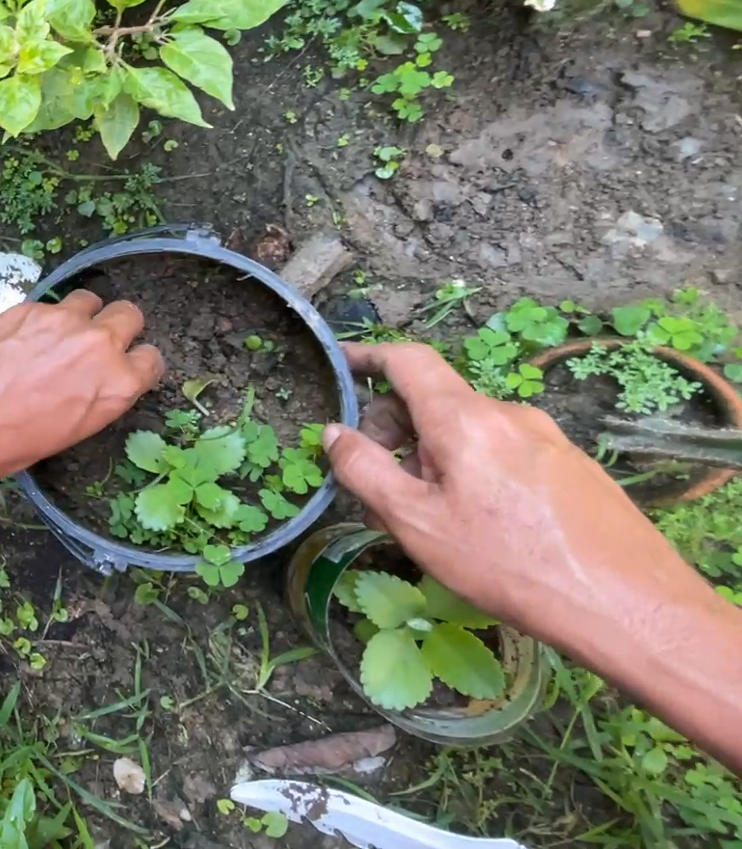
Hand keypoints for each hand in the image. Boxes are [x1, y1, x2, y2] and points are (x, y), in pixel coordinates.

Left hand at [0, 291, 163, 491]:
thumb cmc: (7, 444)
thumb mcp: (68, 432)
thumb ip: (92, 397)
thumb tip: (86, 382)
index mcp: (117, 385)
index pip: (151, 359)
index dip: (134, 362)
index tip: (119, 365)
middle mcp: (97, 346)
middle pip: (128, 315)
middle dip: (115, 326)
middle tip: (90, 342)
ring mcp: (61, 321)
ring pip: (87, 300)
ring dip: (77, 314)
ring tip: (52, 335)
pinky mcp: (25, 308)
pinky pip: (44, 305)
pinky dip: (36, 318)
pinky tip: (14, 339)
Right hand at [320, 342, 711, 653]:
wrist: (634, 613)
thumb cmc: (508, 562)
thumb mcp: (412, 519)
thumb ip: (362, 468)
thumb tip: (335, 433)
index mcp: (464, 419)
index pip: (406, 361)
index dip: (365, 355)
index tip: (336, 364)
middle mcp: (508, 416)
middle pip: (431, 401)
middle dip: (391, 431)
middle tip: (374, 485)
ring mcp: (547, 440)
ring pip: (463, 432)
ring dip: (426, 458)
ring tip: (421, 516)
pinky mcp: (571, 469)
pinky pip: (499, 453)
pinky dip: (465, 471)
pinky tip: (469, 522)